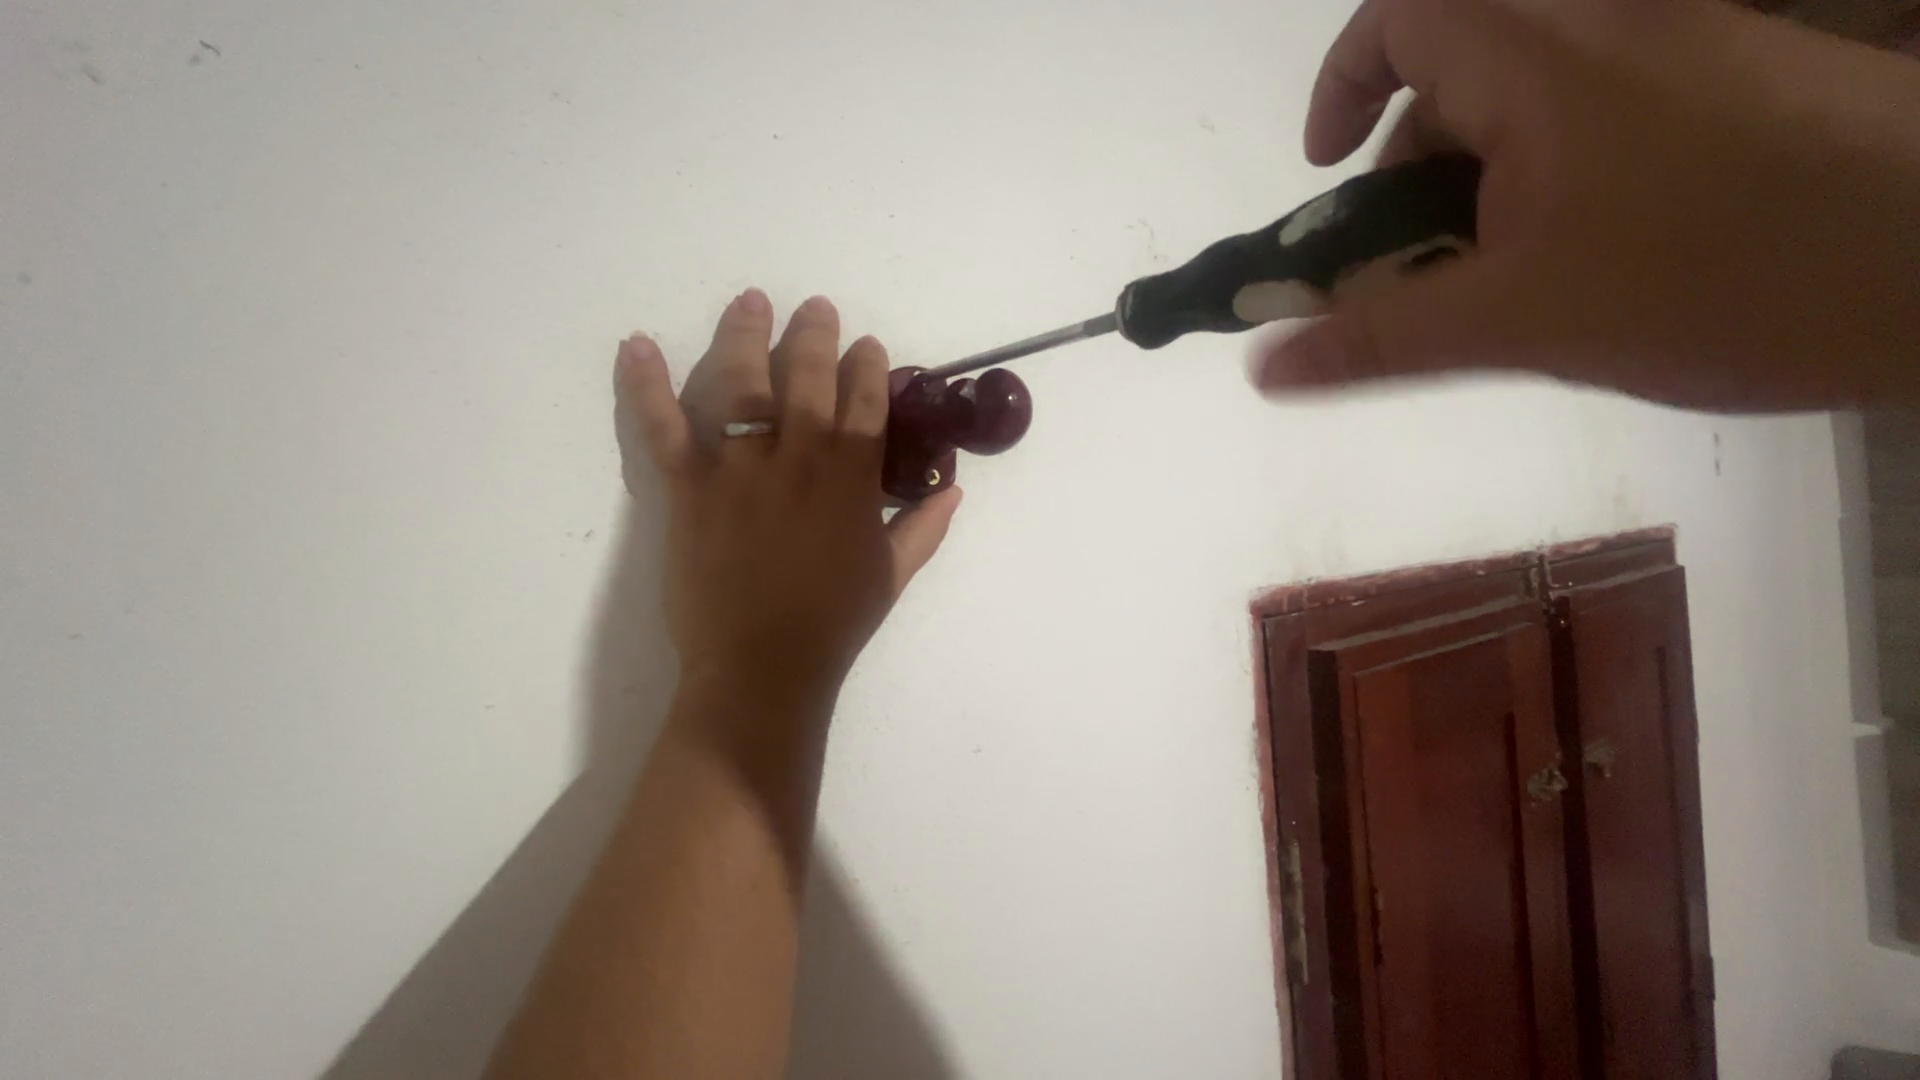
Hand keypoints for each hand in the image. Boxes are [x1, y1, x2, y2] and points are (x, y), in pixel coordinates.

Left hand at [615, 290, 961, 698]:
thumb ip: (924, 527)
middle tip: (815, 307)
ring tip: (750, 301)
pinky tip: (637, 345)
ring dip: (746, 336)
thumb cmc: (833, 623)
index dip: (869, 367)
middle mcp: (798, 460)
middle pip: (808, 378)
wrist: (763, 667)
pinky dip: (645, 386)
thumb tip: (954, 490)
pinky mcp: (688, 490)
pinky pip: (663, 429)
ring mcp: (739, 471)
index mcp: (850, 479)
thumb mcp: (892, 575)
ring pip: (742, 387)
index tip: (869, 345)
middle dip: (814, 335)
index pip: (866, 403)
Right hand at [1256, 0, 1919, 409]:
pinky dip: (1539, 174)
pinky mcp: (1722, 85)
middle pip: (1457, 63)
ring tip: (1487, 276)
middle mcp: (1611, 29)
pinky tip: (1563, 257)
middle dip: (1405, 161)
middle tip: (1409, 255)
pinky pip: (1590, 109)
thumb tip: (1264, 367)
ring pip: (1525, 91)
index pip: (1406, 15)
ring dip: (1472, 178)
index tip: (1325, 169)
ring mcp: (1677, 51)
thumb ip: (1377, 340)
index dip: (1343, 82)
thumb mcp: (1517, 325)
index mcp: (1549, 63)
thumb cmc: (1722, 286)